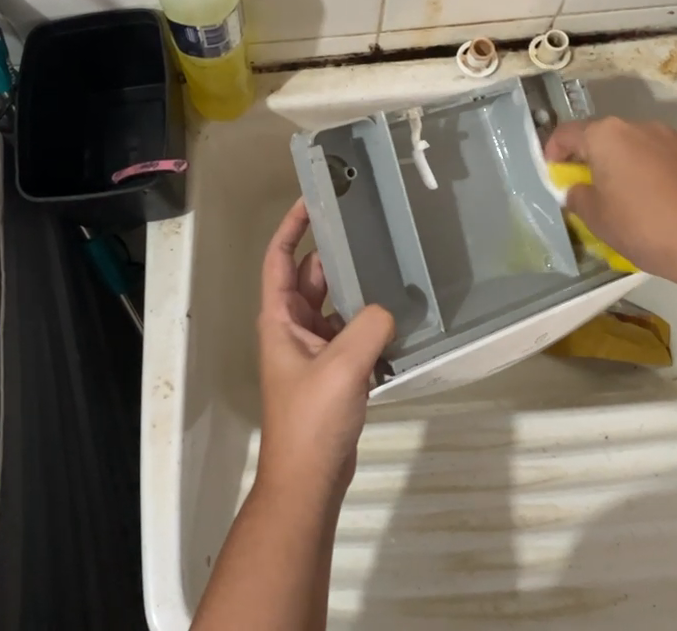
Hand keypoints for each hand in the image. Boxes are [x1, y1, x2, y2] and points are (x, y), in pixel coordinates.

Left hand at [256, 198, 393, 504]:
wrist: (309, 478)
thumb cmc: (312, 419)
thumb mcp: (342, 367)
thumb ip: (368, 328)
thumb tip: (387, 308)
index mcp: (280, 318)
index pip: (279, 258)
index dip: (292, 227)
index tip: (313, 198)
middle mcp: (293, 327)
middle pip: (311, 277)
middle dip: (334, 253)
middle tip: (368, 228)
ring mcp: (313, 349)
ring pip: (334, 304)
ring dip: (355, 288)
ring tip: (390, 264)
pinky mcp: (333, 370)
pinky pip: (350, 332)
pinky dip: (368, 321)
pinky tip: (398, 314)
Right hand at [544, 117, 676, 287]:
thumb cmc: (646, 227)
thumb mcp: (597, 218)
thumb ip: (578, 197)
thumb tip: (579, 190)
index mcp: (606, 136)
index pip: (567, 133)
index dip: (553, 151)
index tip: (553, 173)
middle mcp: (639, 127)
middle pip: (603, 137)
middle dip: (591, 160)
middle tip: (588, 189)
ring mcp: (673, 139)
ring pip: (635, 148)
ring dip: (623, 166)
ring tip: (625, 200)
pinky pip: (661, 160)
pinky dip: (651, 174)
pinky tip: (658, 204)